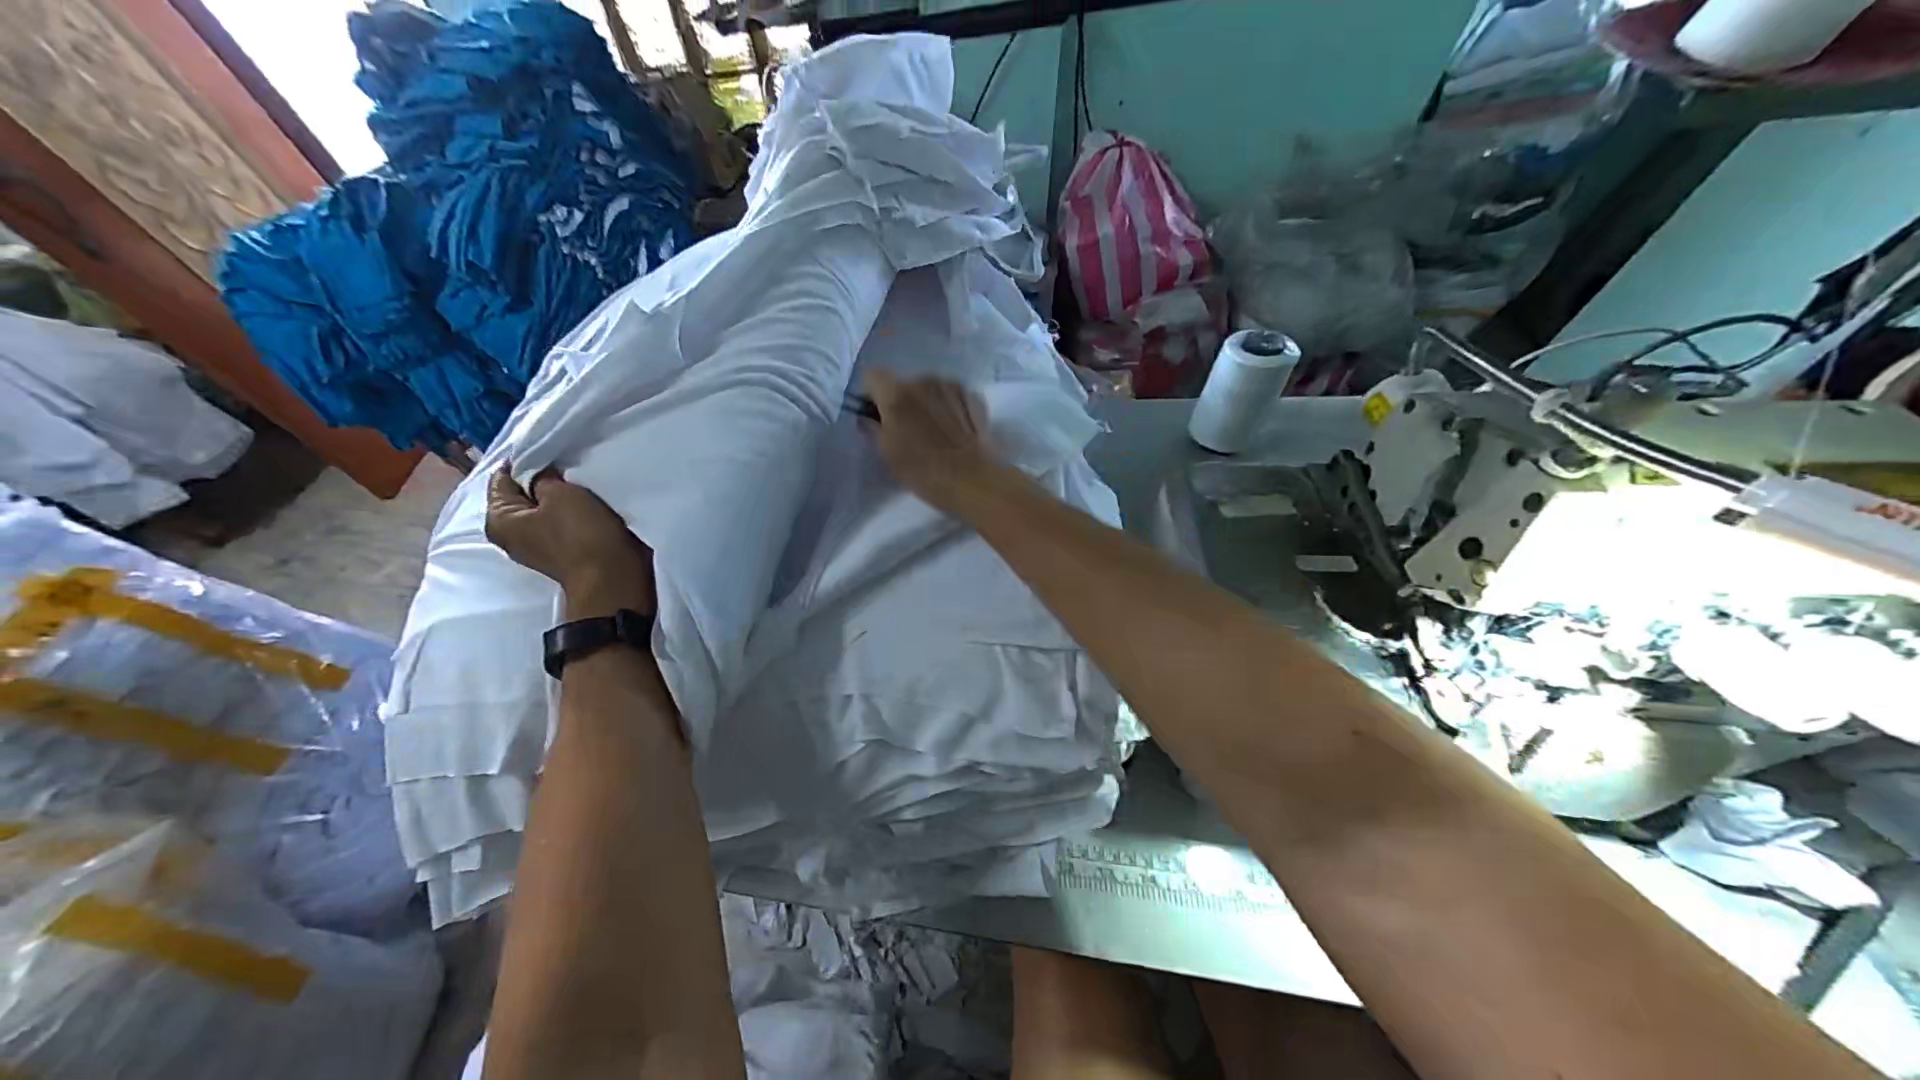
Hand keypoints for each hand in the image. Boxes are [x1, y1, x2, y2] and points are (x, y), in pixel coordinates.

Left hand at [486, 465, 655, 617]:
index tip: (554, 450)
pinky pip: (560, 522)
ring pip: (543, 508)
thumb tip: (542, 472)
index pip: (503, 476)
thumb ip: (544, 476)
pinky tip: (588, 505)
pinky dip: (571, 512)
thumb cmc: (582, 534)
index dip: (528, 459)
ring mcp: (535, 545)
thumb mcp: (561, 493)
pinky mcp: (560, 552)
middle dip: (544, 479)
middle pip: (523, 493)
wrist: (613, 578)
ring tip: (582, 485)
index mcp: (498, 520)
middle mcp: (509, 534)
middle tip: (570, 467)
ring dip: (560, 496)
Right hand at [862, 371, 1003, 515]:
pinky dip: (950, 408)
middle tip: (908, 430)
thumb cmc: (924, 471)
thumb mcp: (888, 455)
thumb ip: (874, 429)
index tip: (877, 415)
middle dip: (902, 401)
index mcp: (896, 394)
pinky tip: (955, 431)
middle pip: (904, 384)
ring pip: (930, 389)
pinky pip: (952, 396)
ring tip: (935, 432)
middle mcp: (923, 380)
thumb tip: (868, 418)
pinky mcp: (974, 396)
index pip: (873, 377)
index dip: (872, 395)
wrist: (974, 479)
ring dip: (927, 403)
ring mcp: (952, 386)